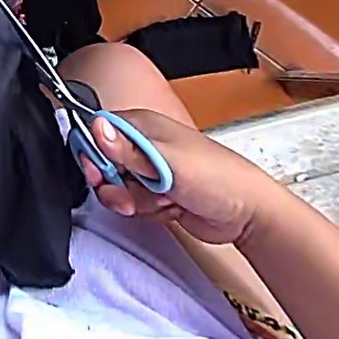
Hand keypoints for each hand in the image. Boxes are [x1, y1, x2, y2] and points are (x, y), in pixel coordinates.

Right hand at [77, 108, 287, 245]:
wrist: (245, 212)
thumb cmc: (216, 177)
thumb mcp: (167, 162)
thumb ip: (128, 148)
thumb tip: (96, 127)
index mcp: (144, 126)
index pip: (100, 130)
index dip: (93, 152)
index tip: (97, 171)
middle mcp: (145, 145)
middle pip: (105, 163)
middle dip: (112, 183)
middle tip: (126, 194)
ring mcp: (151, 170)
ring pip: (118, 187)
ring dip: (131, 200)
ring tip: (154, 201)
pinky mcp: (157, 193)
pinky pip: (133, 203)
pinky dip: (145, 210)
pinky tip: (166, 208)